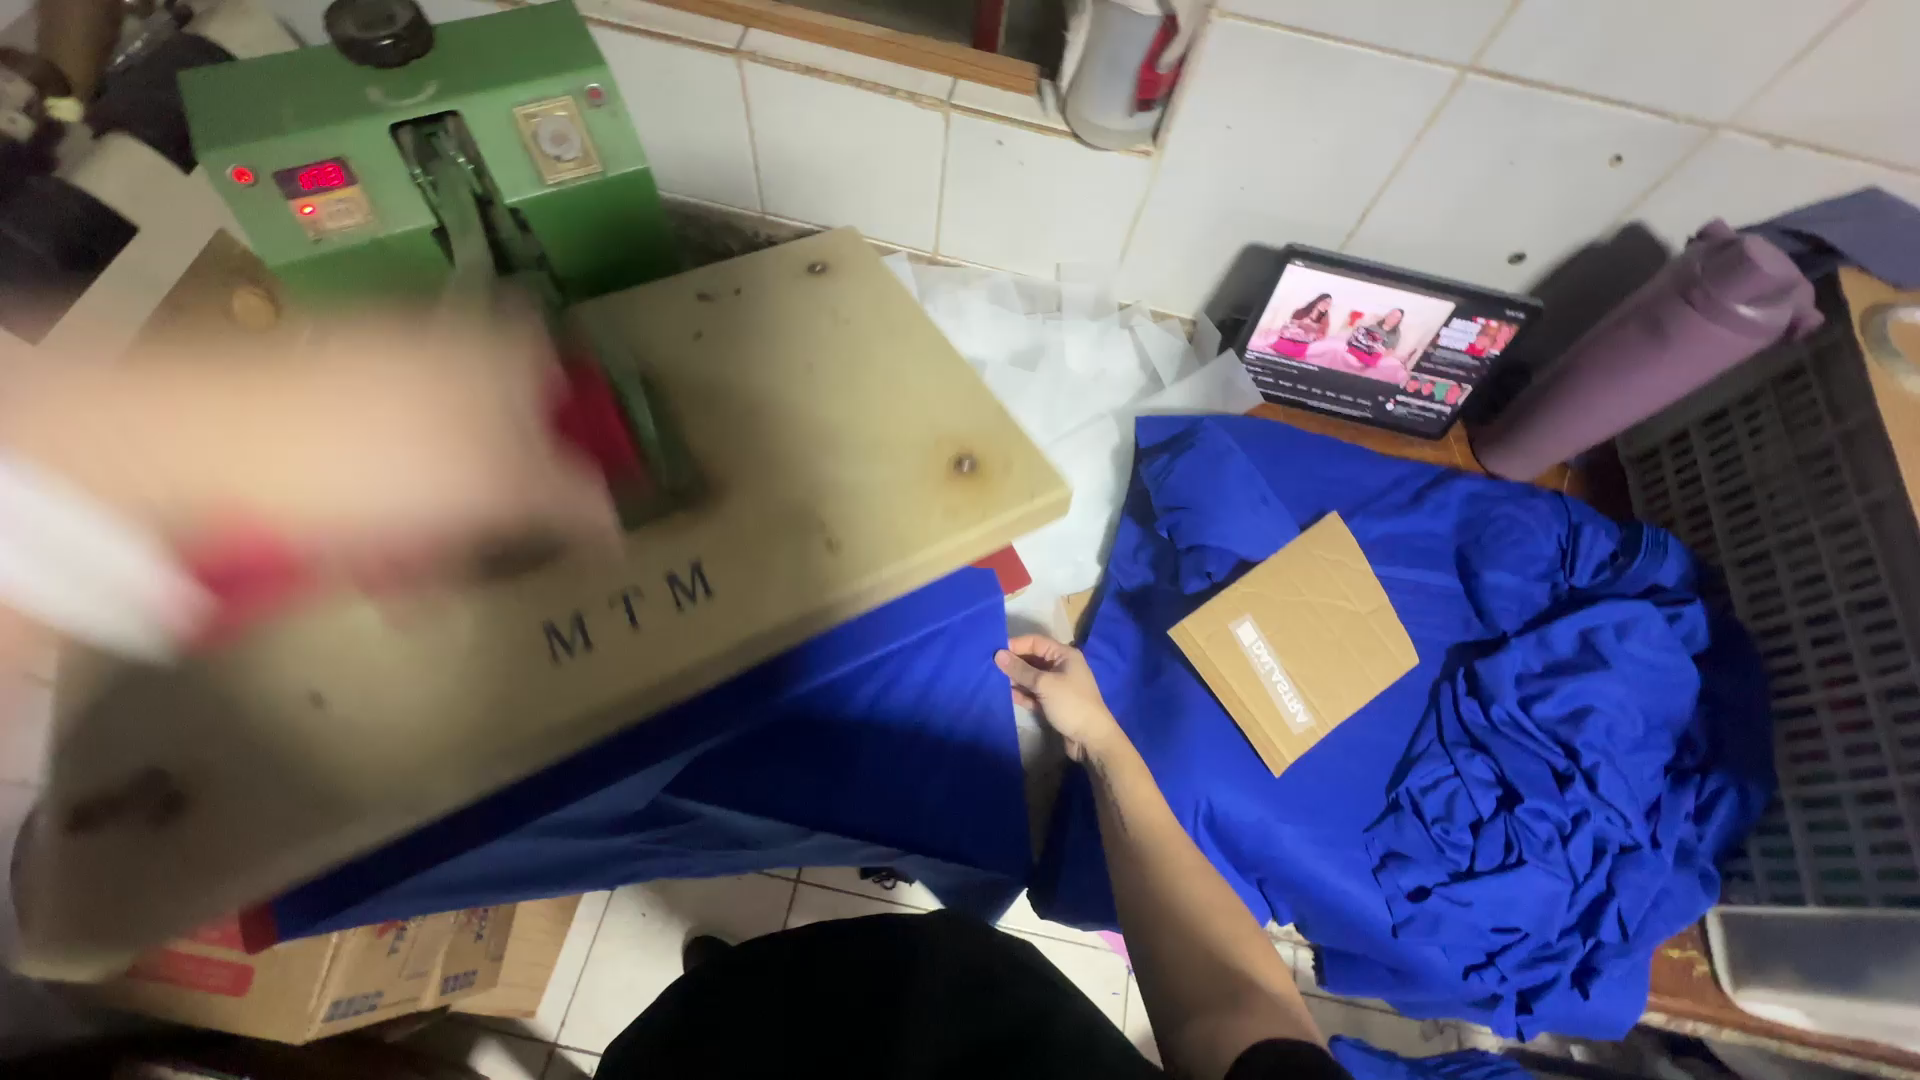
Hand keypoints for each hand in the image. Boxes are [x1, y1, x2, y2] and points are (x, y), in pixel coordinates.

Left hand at [2, 314, 619, 576]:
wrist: (199, 441)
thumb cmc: (386, 460)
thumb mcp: (506, 492)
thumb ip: (572, 504)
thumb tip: (617, 529)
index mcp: (499, 349)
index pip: (556, 367)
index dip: (569, 421)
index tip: (566, 472)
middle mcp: (438, 343)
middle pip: (494, 415)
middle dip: (497, 486)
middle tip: (489, 537)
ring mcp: (367, 363)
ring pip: (430, 444)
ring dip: (435, 510)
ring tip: (414, 570)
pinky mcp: (304, 390)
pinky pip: (368, 453)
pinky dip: (376, 500)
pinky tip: (361, 550)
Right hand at [995, 634, 1123, 762]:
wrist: (1091, 739)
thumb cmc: (1070, 704)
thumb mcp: (1044, 684)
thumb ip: (1020, 670)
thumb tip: (998, 654)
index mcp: (1064, 655)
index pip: (1036, 642)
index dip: (1015, 645)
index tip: (994, 651)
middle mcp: (1061, 666)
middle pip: (1033, 659)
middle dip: (1014, 663)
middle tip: (990, 666)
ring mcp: (1057, 685)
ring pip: (1032, 677)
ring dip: (1016, 679)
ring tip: (994, 680)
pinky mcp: (1053, 702)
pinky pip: (1034, 693)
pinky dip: (1022, 693)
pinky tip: (1007, 695)